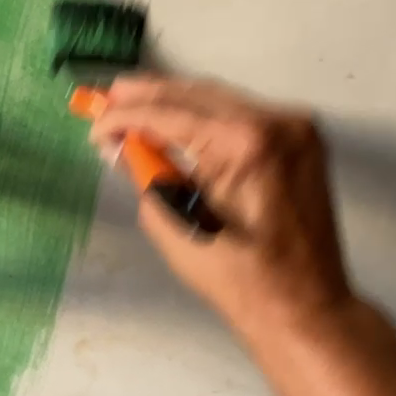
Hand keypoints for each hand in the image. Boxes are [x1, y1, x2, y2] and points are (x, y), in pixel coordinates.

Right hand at [89, 75, 354, 341]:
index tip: (93, 126)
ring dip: (174, 102)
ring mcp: (295, 126)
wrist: (303, 302)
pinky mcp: (302, 138)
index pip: (167, 113)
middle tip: (104, 97)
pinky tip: (176, 121)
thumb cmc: (233, 275)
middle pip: (195, 93)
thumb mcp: (173, 223)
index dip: (123, 116)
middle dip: (146, 95)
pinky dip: (204, 115)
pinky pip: (242, 113)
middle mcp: (275, 120)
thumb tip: (121, 144)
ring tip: (132, 104)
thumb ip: (146, 173)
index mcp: (243, 143)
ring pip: (219, 98)